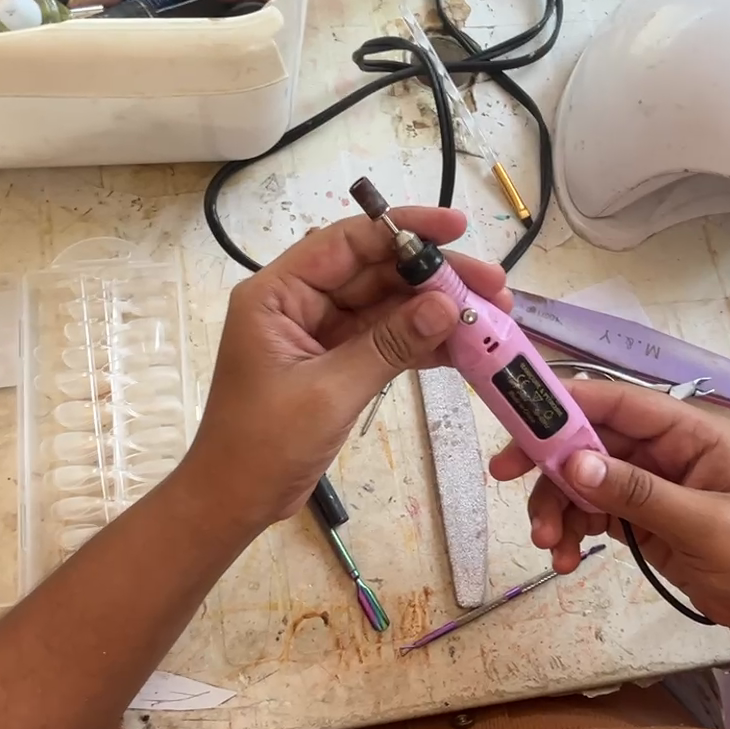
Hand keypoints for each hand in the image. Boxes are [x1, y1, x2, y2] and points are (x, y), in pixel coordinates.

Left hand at [182, 207, 510, 526]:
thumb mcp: (329, 391)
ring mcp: (319, 335)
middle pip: (374, 273)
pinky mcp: (336, 365)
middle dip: (433, 277)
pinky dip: (420, 345)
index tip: (457, 229)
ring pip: (385, 309)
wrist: (237, 499)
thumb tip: (446, 306)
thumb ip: (389, 345)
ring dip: (434, 312)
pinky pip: (385, 342)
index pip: (346, 243)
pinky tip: (462, 347)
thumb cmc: (264, 445)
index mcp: (278, 294)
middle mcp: (299, 304)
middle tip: (493, 286)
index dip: (404, 230)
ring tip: (490, 317)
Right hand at [489, 380, 729, 632]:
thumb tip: (573, 463)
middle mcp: (663, 452)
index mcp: (690, 434)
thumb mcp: (707, 526)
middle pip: (589, 440)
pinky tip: (566, 560)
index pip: (621, 403)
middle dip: (548, 463)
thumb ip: (639, 493)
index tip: (520, 418)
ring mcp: (647, 486)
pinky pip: (590, 514)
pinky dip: (572, 533)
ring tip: (549, 545)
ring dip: (557, 508)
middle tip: (503, 477)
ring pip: (581, 480)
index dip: (568, 403)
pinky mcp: (637, 518)